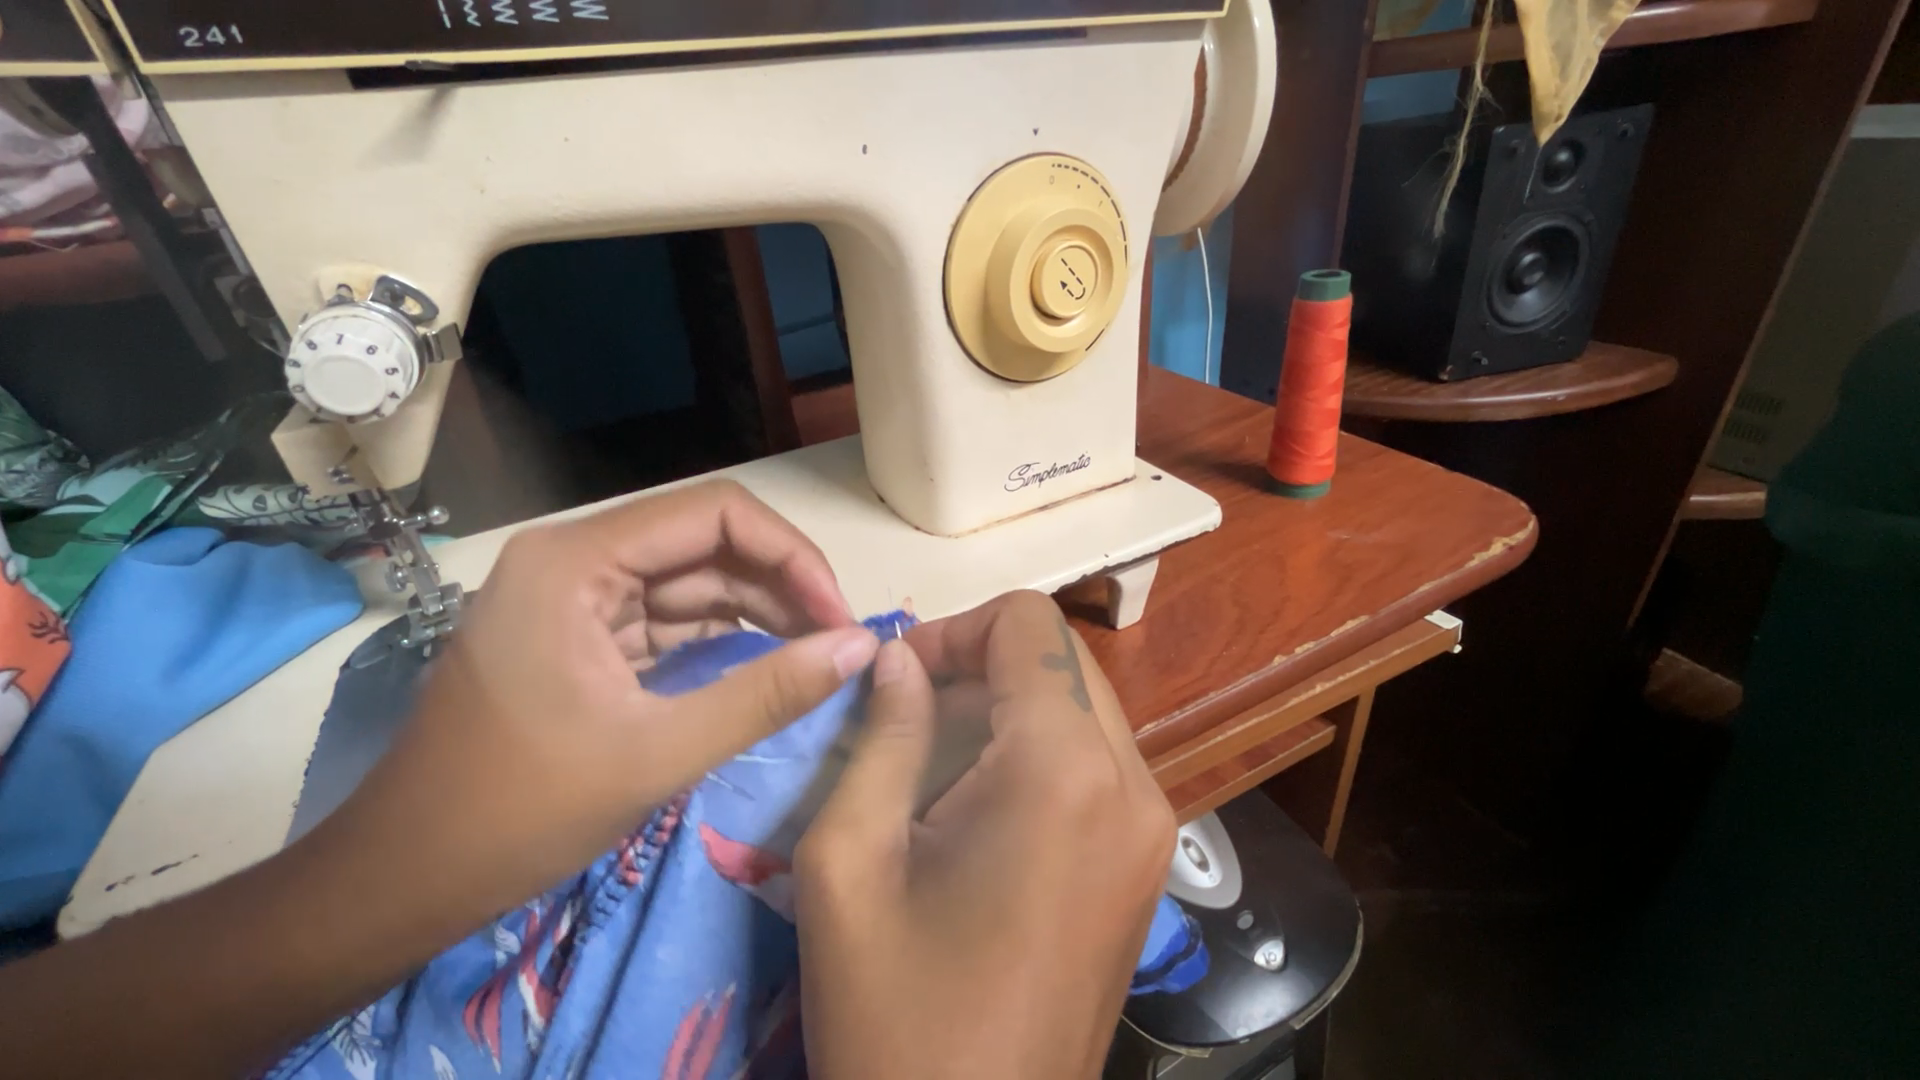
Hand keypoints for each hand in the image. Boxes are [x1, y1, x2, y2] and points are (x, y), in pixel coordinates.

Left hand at [320, 480, 880, 925]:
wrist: (405, 879)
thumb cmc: (521, 812)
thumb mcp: (659, 753)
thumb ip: (768, 694)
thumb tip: (860, 649)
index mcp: (578, 560)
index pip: (716, 513)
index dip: (792, 555)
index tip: (839, 618)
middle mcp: (577, 557)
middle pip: (707, 540)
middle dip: (782, 584)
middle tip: (839, 643)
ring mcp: (577, 595)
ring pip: (694, 579)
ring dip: (759, 610)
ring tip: (817, 656)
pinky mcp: (584, 634)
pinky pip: (670, 617)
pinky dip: (723, 638)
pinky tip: (768, 665)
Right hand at [794, 592, 1175, 1079]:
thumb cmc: (897, 1010)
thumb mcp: (851, 861)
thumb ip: (881, 735)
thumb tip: (897, 658)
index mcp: (1063, 769)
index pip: (1028, 623)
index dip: (954, 628)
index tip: (896, 679)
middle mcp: (1132, 781)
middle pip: (1061, 658)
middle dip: (980, 662)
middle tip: (905, 714)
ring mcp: (1151, 825)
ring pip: (1081, 706)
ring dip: (1007, 706)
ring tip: (932, 762)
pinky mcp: (1146, 863)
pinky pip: (1095, 761)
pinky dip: (1038, 750)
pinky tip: (978, 807)